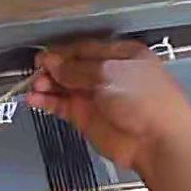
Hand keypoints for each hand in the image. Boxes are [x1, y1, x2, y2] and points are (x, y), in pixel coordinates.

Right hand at [26, 39, 190, 170]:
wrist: (157, 141)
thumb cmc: (143, 99)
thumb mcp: (109, 74)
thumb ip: (76, 69)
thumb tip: (51, 63)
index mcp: (121, 56)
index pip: (84, 49)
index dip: (62, 53)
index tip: (43, 57)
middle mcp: (107, 74)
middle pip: (72, 67)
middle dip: (52, 69)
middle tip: (36, 72)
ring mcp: (95, 97)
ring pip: (64, 87)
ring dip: (46, 85)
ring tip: (33, 87)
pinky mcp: (86, 118)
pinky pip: (62, 106)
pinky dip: (47, 102)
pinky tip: (34, 100)